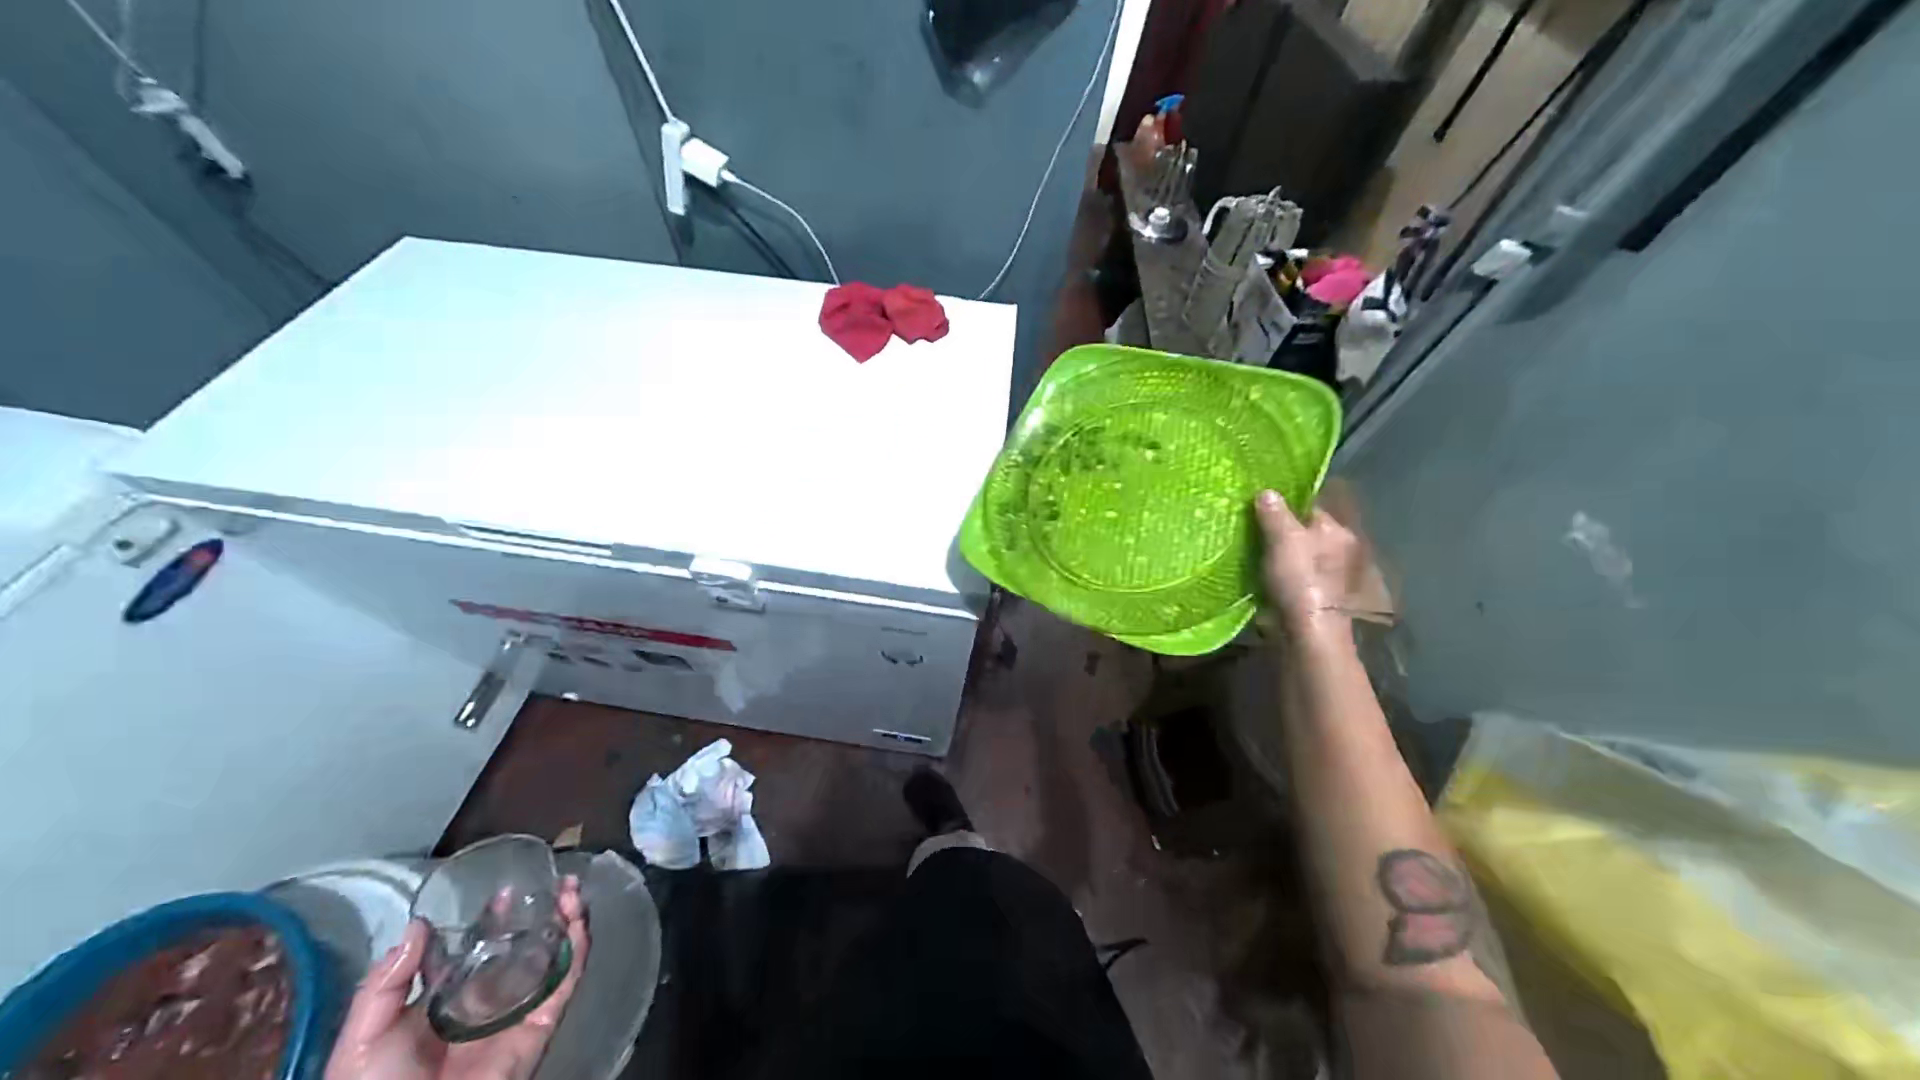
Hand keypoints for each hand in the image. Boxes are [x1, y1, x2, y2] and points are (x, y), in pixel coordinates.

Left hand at [324, 876, 589, 1079]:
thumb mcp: (362, 1039)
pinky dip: (578, 948)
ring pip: (554, 955)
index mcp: (451, 1001)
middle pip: (527, 946)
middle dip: (544, 911)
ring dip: (568, 920)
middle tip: (554, 881)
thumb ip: (384, 985)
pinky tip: (578, 922)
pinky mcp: (542, 1022)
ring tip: (571, 890)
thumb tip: (419, 924)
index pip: (482, 950)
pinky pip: (566, 981)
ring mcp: (520, 1009)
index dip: (498, 919)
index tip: (506, 891)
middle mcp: (491, 999)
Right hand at [1254, 489, 1361, 643]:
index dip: (1285, 504)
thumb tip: (1268, 491)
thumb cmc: (1300, 580)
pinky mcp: (1316, 598)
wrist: (1309, 633)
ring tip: (1252, 552)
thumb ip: (1275, 514)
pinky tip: (1261, 576)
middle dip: (1282, 531)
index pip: (1309, 507)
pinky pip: (1294, 577)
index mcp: (1336, 531)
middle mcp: (1340, 550)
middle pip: (1305, 532)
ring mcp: (1330, 577)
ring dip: (1281, 555)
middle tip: (1251, 529)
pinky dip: (1280, 575)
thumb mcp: (1284, 540)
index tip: (1258, 506)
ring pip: (1300, 556)